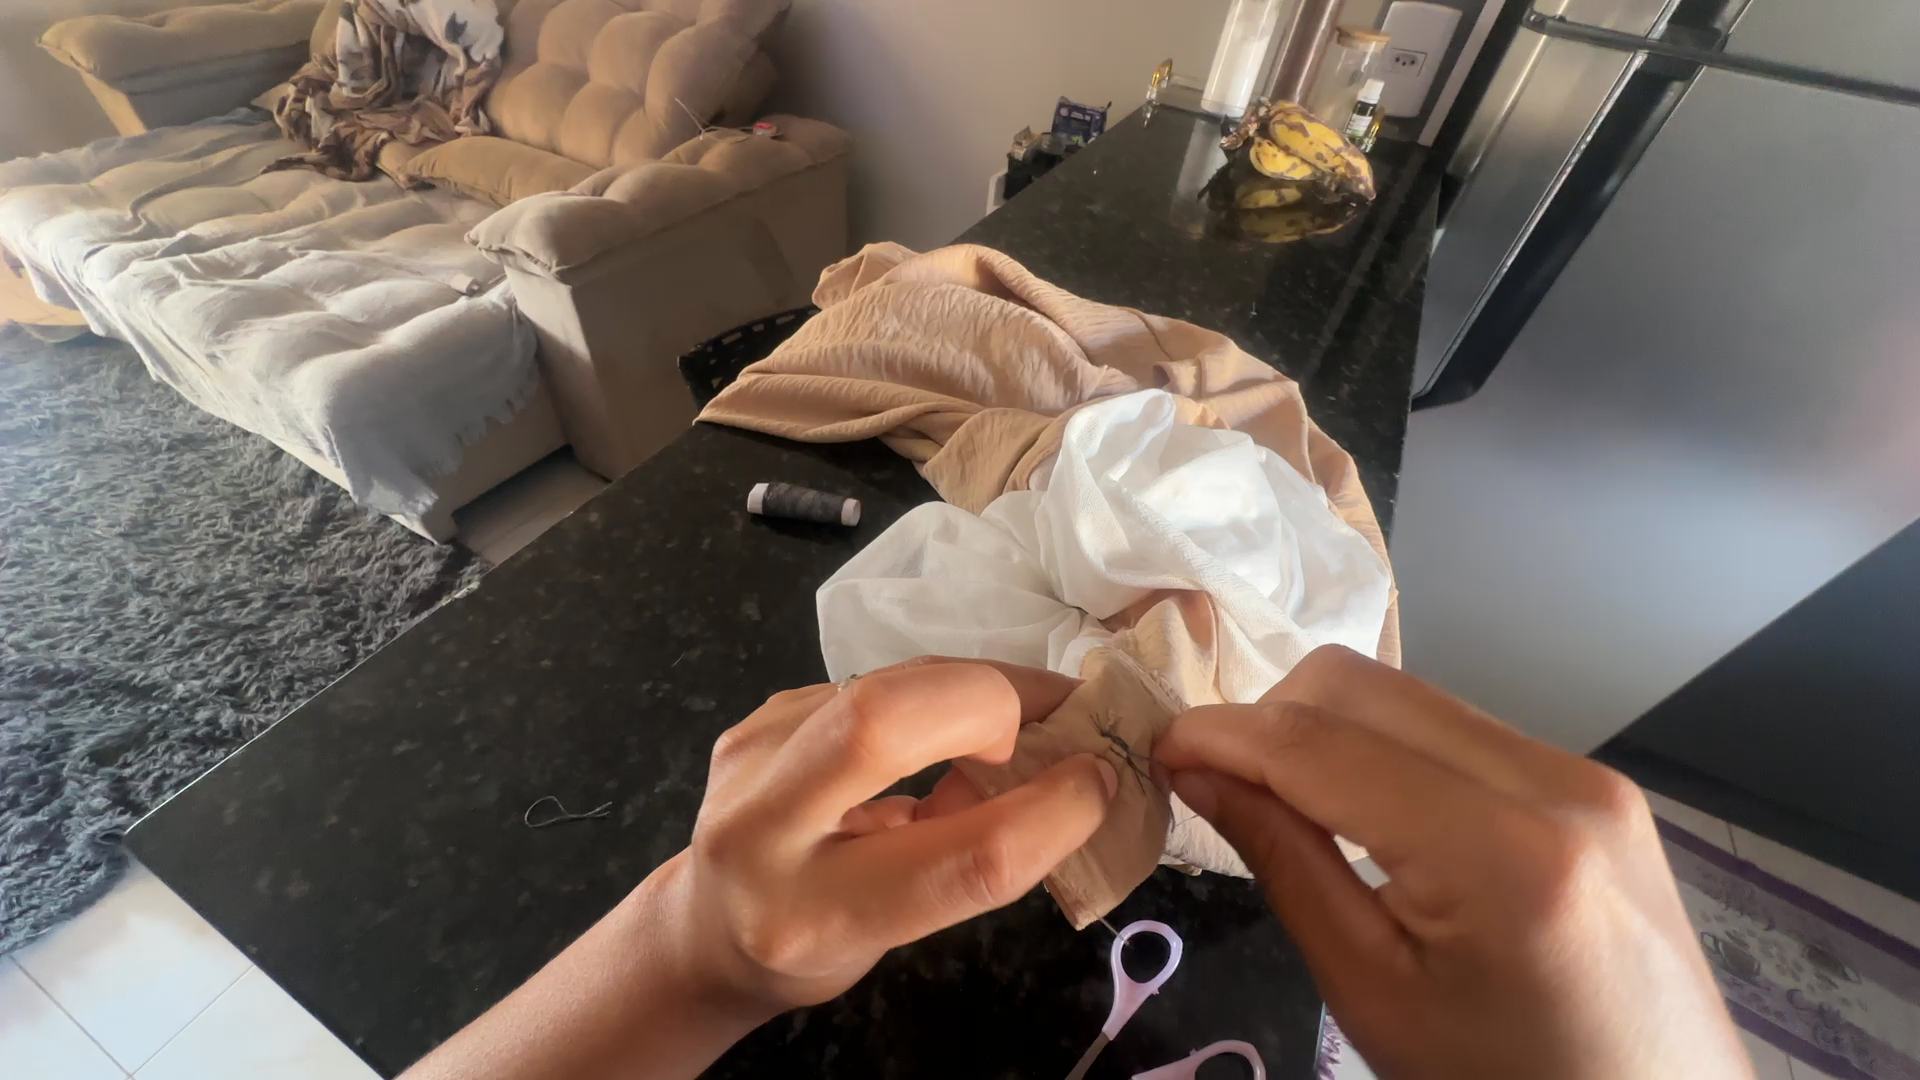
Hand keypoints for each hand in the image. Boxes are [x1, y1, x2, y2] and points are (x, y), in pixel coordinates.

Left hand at [402, 659, 1116, 1079]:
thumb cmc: (817, 942)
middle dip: (991, 702)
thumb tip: (1066, 771)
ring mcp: (753, 751)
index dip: (1048, 812)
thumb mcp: (897, 932)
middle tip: (1050, 715)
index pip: (955, 860)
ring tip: (1017, 713)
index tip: (1099, 778)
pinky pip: (871, 679)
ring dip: (972, 686)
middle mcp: (762, 826)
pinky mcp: (761, 712)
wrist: (706, 922)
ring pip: (883, 681)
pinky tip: (949, 718)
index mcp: (813, 915)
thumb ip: (973, 852)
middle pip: (882, 722)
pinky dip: (933, 690)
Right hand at [1154, 646, 1750, 1079]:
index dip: (1219, 733)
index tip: (1158, 747)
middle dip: (1263, 718)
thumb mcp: (1365, 988)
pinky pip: (1435, 717)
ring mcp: (1578, 770)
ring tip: (1287, 792)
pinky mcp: (1581, 775)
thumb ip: (1276, 857)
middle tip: (1225, 782)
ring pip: (1390, 688)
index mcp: (1500, 854)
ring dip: (1312, 723)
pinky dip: (1367, 738)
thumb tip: (1191, 768)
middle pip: (1352, 684)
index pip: (1316, 746)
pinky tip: (1359, 800)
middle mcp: (1552, 782)